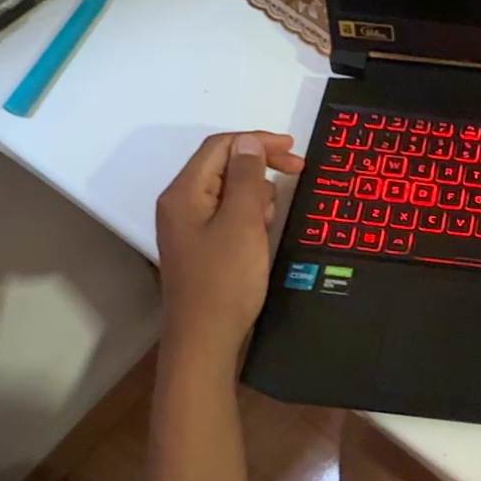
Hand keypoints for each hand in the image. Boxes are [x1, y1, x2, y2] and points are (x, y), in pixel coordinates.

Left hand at [155, 131, 304, 365]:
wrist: (205, 338)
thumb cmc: (226, 281)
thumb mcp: (243, 224)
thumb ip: (247, 179)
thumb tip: (248, 142)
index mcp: (185, 193)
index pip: (220, 148)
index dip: (258, 142)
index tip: (295, 151)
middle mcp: (181, 204)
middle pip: (221, 166)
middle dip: (260, 165)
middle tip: (299, 172)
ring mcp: (189, 226)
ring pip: (227, 191)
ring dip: (256, 192)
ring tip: (275, 213)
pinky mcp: (201, 246)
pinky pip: (227, 214)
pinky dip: (249, 213)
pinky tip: (264, 230)